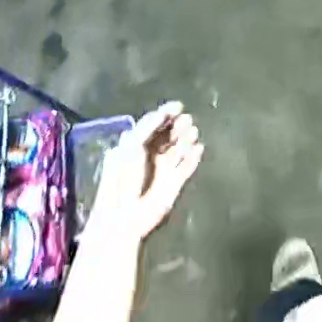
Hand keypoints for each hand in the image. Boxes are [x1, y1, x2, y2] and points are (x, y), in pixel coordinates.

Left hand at [91, 101, 203, 241]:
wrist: (124, 215)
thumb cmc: (122, 177)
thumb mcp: (131, 146)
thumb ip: (147, 127)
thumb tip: (162, 112)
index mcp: (138, 144)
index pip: (155, 124)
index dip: (167, 113)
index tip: (179, 106)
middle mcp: (152, 154)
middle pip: (170, 134)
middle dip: (179, 125)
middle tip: (187, 120)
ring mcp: (164, 169)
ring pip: (181, 148)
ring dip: (188, 139)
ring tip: (192, 133)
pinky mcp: (175, 184)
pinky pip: (188, 166)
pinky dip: (194, 157)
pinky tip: (198, 148)